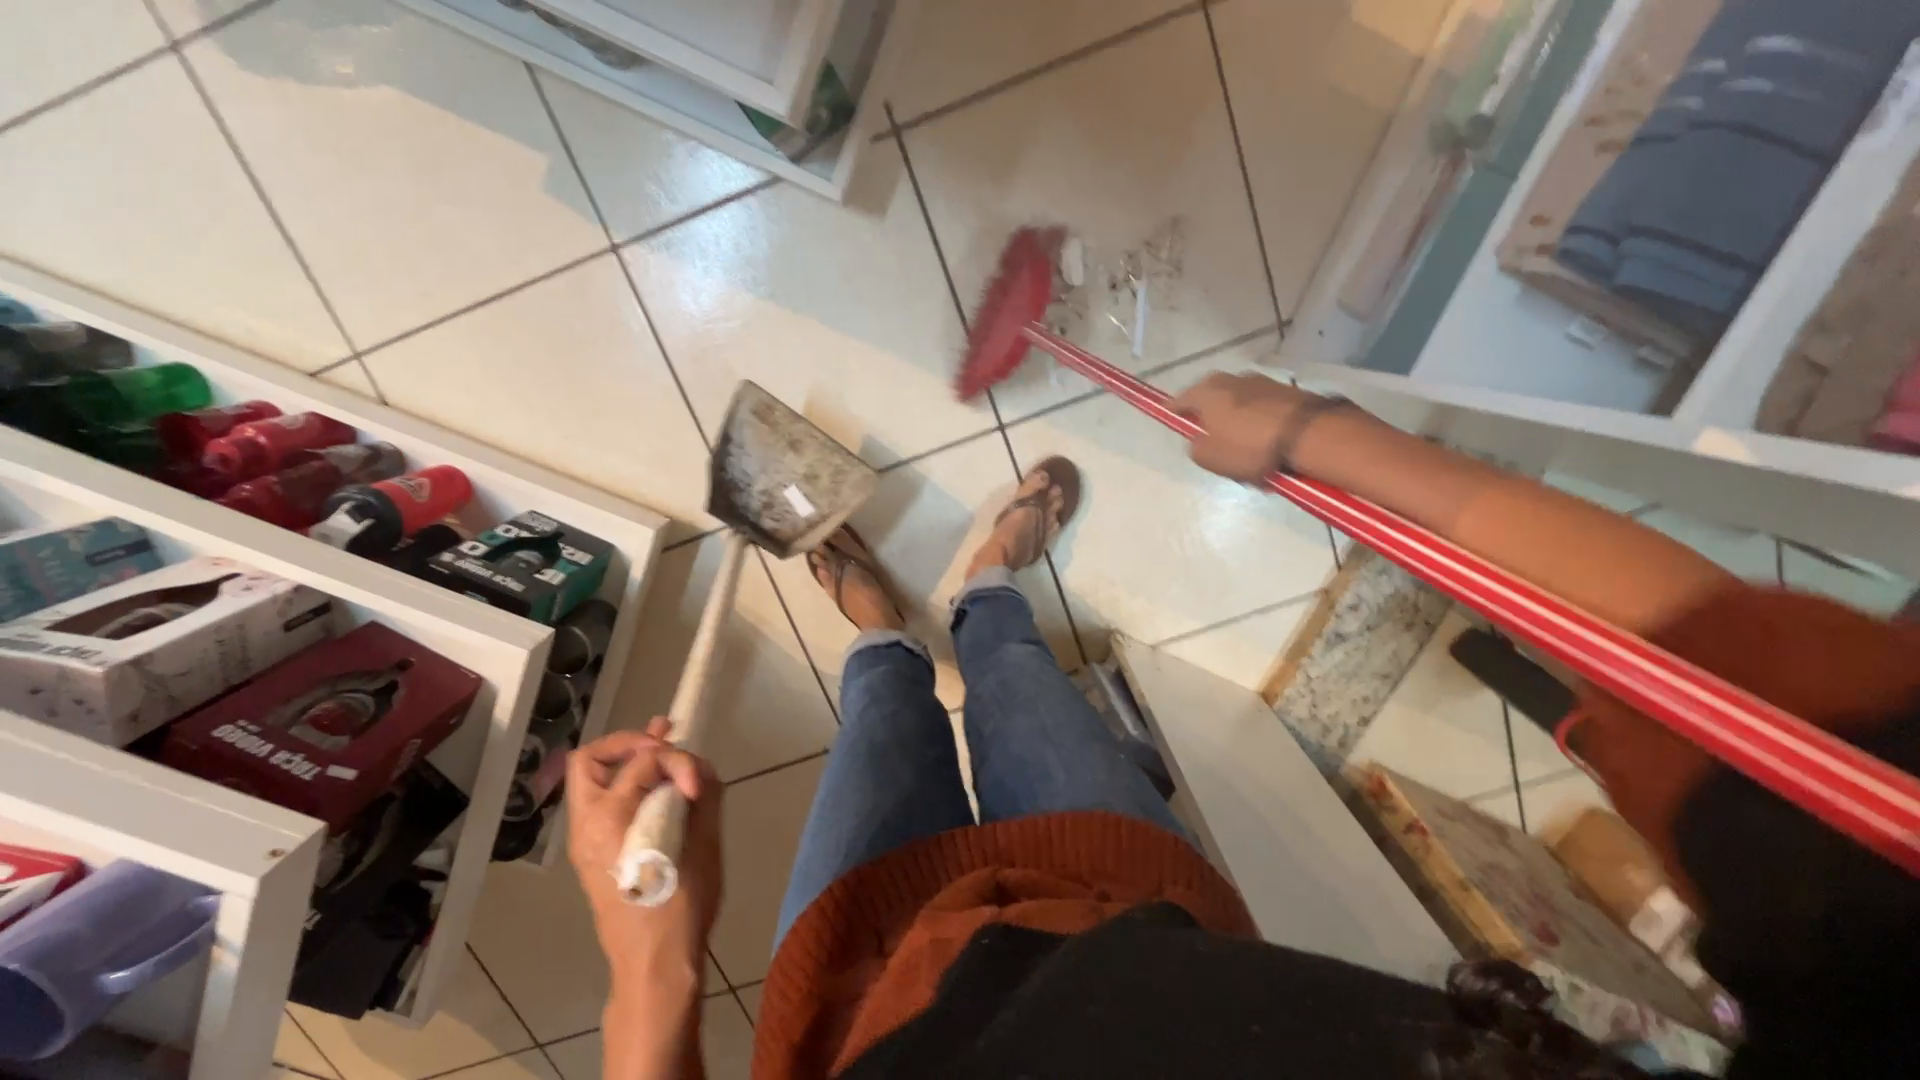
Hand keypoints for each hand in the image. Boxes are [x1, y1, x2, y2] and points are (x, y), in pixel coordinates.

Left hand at [567, 719, 721, 990]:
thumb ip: (701, 797)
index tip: (699, 784)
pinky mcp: (597, 855)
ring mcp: (587, 841)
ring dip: (627, 762)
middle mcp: (588, 825)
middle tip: (665, 736)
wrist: (654, 964)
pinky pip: (604, 806)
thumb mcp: (701, 845)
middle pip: (591, 761)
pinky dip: (628, 788)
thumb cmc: (679, 906)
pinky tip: (658, 784)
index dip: (676, 761)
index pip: (642, 762)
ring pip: (594, 782)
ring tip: (663, 743)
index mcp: (609, 819)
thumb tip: (700, 773)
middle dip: (629, 743)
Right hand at [1169, 373, 1329, 482]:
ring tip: (1239, 439)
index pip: (1179, 401)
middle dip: (1207, 412)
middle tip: (1206, 431)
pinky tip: (1263, 437)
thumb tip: (1198, 440)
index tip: (1170, 418)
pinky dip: (1257, 418)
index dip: (1173, 412)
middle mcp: (1230, 380)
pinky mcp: (1284, 390)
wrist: (1308, 434)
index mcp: (1206, 393)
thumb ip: (1196, 448)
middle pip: (1210, 396)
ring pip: (1237, 400)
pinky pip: (1260, 405)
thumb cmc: (1250, 446)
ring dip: (1234, 415)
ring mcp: (1259, 382)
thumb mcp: (1212, 458)